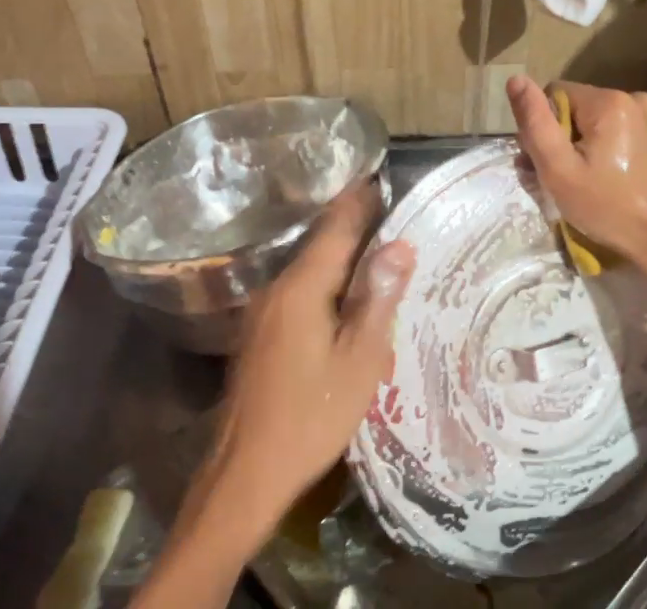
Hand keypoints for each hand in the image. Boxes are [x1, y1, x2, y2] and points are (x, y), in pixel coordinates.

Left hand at [188, 182, 415, 529]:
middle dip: (352, 226)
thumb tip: (400, 245)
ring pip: (307, 271)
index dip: (359, 202)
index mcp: (302, 288)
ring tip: (376, 246)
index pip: (336, 229)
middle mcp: (276, 289)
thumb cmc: (312, 416)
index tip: (380, 176)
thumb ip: (377, 300)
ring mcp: (262, 313)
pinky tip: (344, 296)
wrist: (247, 470)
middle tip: (389, 209)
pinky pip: (297, 293)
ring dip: (339, 256)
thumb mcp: (359, 360)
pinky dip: (324, 284)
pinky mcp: (259, 335)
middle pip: (319, 246)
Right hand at [507, 76, 646, 285]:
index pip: (554, 94)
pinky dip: (603, 149)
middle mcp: (634, 98)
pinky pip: (616, 131)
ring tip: (580, 182)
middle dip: (561, 138)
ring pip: (594, 120)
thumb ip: (535, 123)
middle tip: (560, 178)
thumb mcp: (559, 169)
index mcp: (609, 101)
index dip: (543, 128)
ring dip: (580, 145)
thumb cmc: (607, 208)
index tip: (549, 162)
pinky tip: (604, 178)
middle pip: (575, 107)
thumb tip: (515, 80)